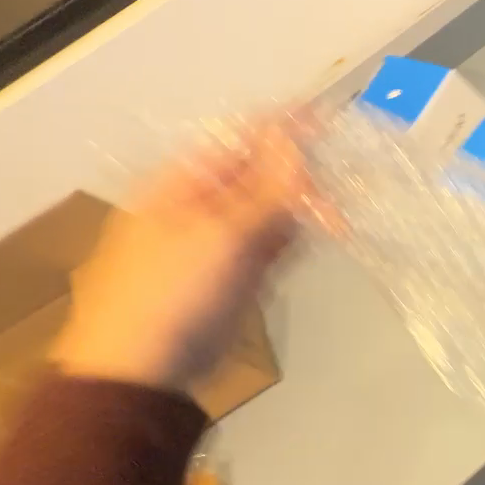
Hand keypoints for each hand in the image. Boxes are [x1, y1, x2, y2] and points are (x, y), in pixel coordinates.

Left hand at [50, 123, 309, 393]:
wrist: (146, 365)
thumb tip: (296, 141)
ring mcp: (221, 238)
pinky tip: (305, 250)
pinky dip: (295, 242)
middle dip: (304, 183)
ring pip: (276, 210)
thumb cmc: (175, 292)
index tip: (335, 120)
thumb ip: (268, 188)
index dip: (285, 129)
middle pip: (264, 175)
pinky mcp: (239, 269)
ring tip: (334, 228)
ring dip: (305, 215)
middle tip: (338, 204)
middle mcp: (202, 204)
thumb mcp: (224, 234)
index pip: (240, 140)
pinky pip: (276, 243)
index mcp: (183, 184)